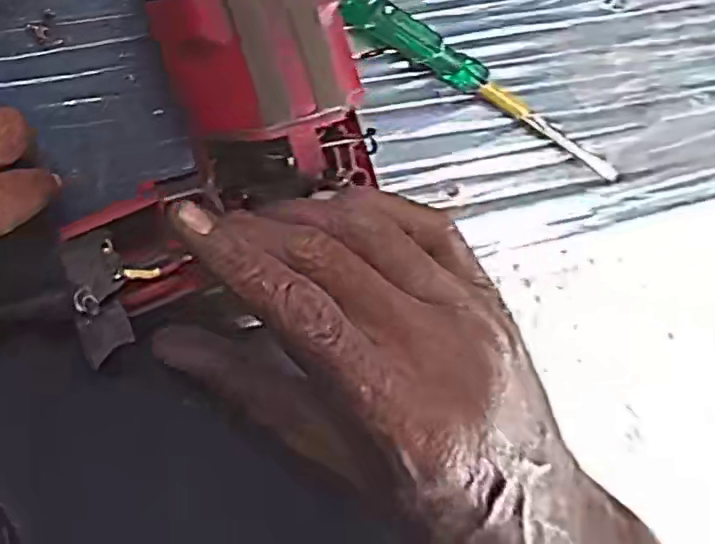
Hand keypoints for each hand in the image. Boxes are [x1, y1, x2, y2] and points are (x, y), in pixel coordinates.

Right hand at [158, 189, 653, 543]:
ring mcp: (467, 310)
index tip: (190, 222)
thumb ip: (246, 390)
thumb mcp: (330, 458)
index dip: (232, 254)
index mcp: (396, 405)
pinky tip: (332, 209)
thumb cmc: (435, 497)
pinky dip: (361, 202)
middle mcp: (438, 346)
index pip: (296, 303)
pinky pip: (417, 217)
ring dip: (297, 210)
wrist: (535, 513)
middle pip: (321, 253)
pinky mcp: (484, 288)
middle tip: (212, 225)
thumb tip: (179, 347)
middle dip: (251, 229)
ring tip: (262, 221)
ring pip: (363, 222)